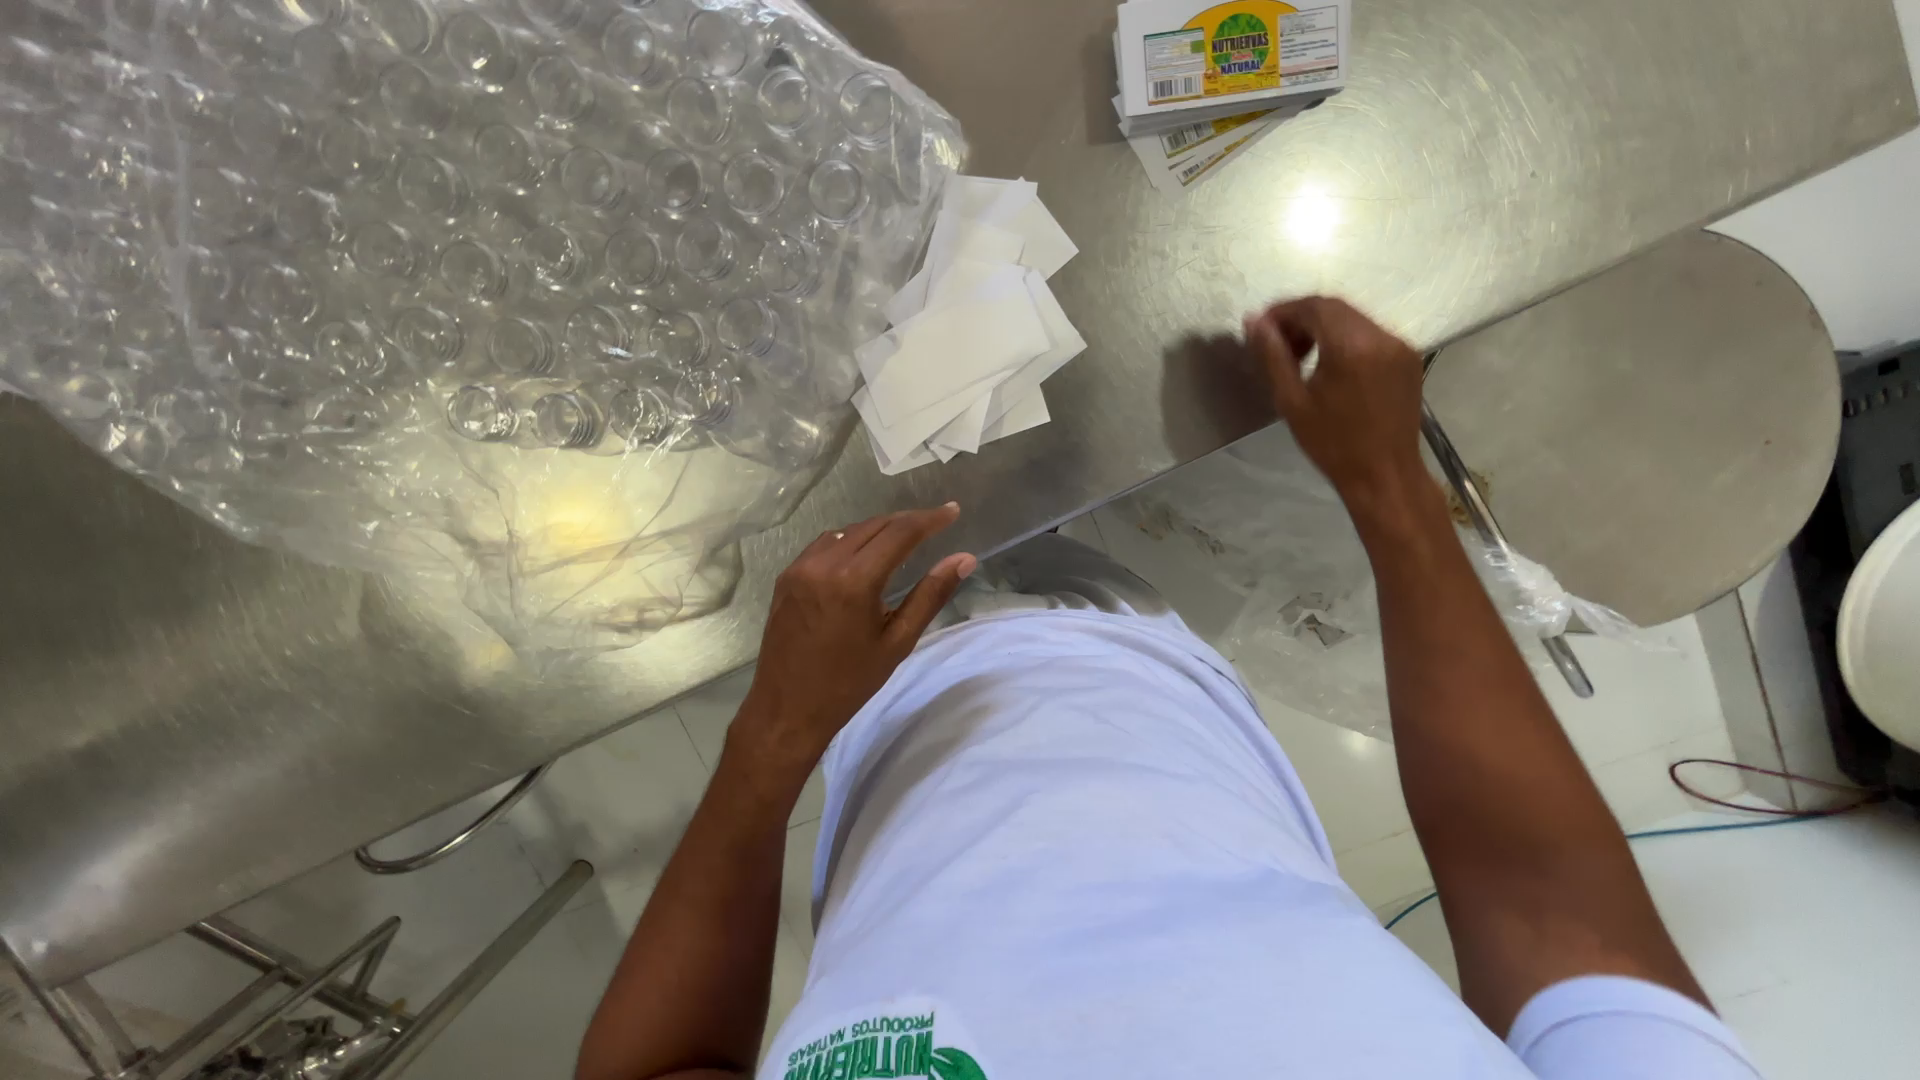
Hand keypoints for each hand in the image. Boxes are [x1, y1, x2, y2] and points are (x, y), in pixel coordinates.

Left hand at [730, 503, 976, 772]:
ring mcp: (800, 568)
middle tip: (935, 524)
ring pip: (848, 531)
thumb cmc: (849, 682)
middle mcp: (824, 564)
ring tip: (903, 539)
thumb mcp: (898, 641)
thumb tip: (964, 559)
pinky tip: (864, 555)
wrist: (787, 709)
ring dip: (878, 529)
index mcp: (855, 581)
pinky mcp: (786, 577)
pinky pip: (824, 544)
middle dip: (906, 521)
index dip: (930, 519)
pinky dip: (850, 541)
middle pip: (874, 525)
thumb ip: (931, 595)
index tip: (953, 511)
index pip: (900, 532)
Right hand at [1243, 296, 1430, 507]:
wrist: (1383, 473)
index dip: (1283, 311)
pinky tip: (1328, 364)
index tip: (1260, 328)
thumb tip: (1254, 322)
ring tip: (1299, 356)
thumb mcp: (1291, 401)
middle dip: (1301, 317)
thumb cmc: (1331, 444)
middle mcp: (1380, 336)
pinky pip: (1370, 333)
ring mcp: (1399, 344)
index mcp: (1351, 346)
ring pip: (1353, 318)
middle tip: (1276, 343)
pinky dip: (1344, 338)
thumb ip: (1273, 356)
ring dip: (1322, 327)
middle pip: (1335, 307)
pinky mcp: (1407, 356)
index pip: (1314, 306)